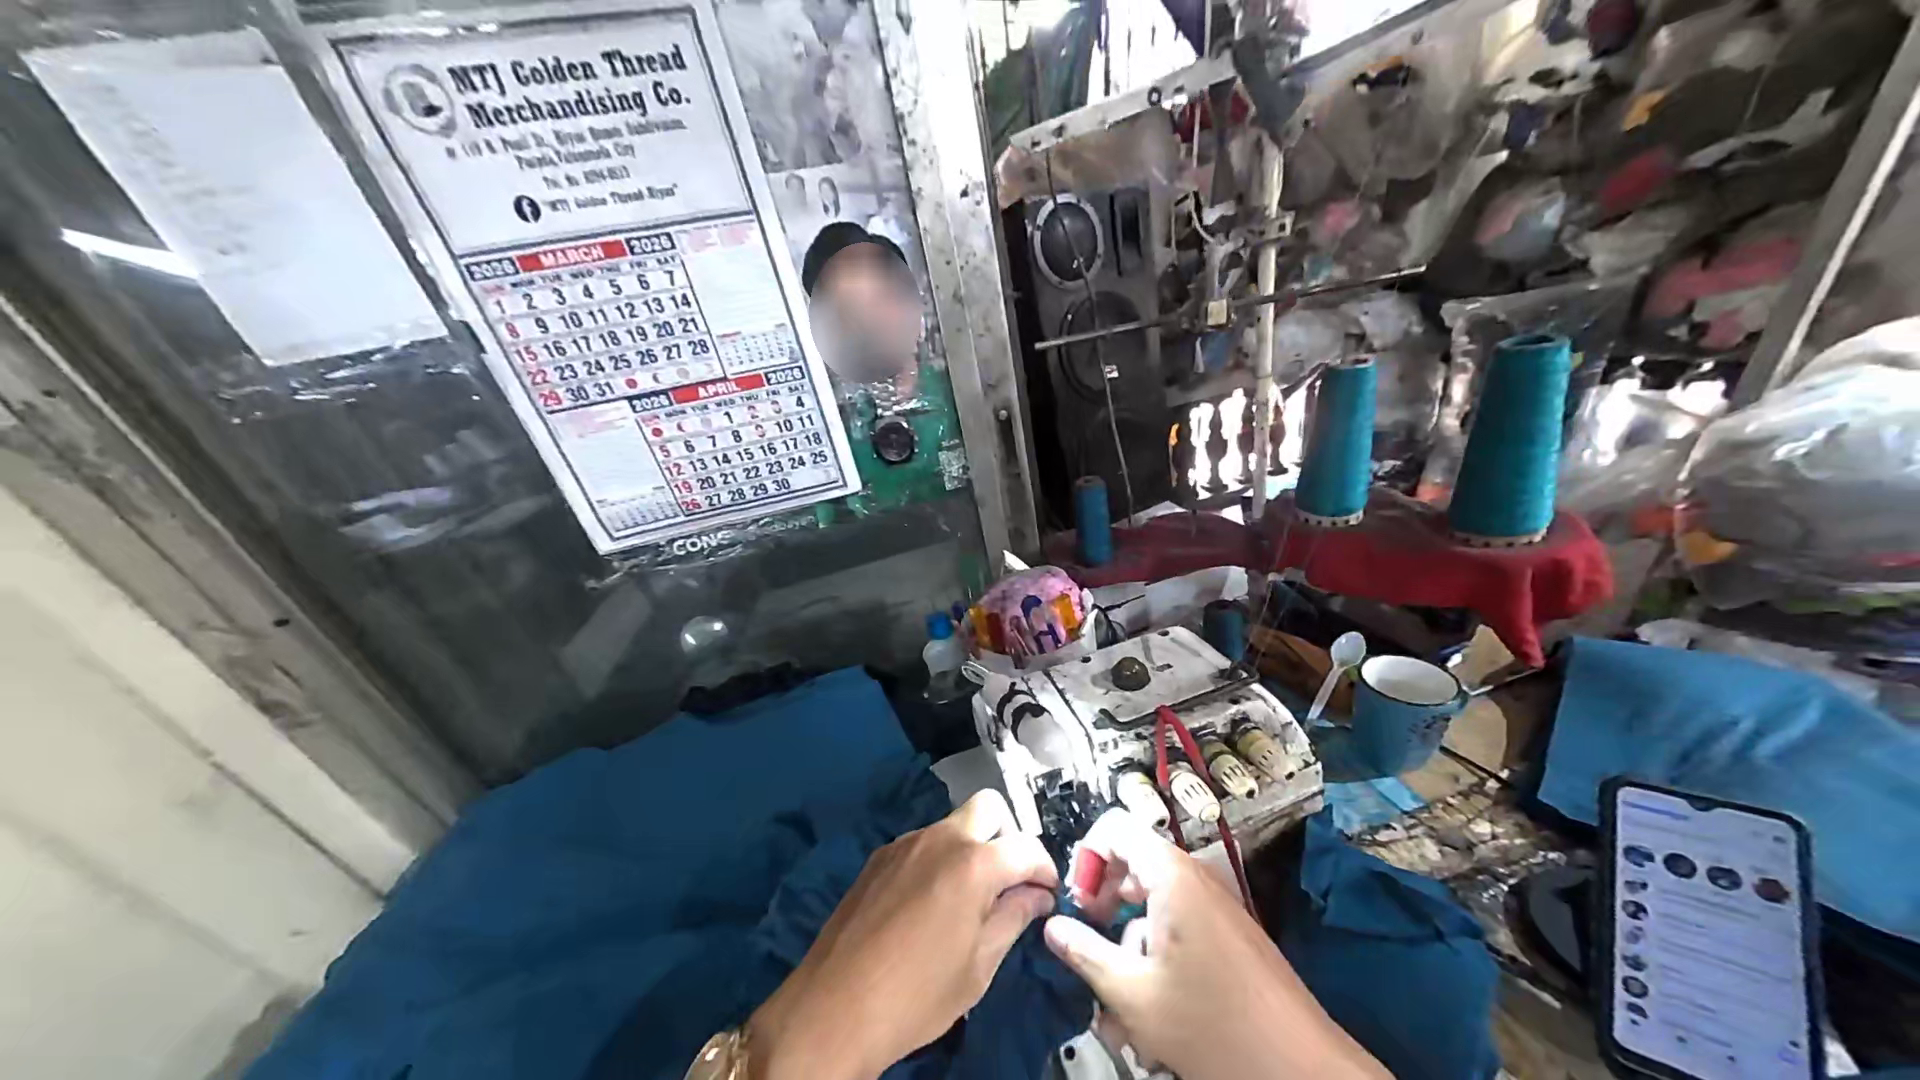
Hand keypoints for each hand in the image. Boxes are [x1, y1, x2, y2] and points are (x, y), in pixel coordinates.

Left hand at [747, 791, 1058, 1079]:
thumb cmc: (917, 995)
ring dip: (972, 848)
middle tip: (1009, 881)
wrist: (834, 1008)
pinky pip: (923, 843)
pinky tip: (929, 904)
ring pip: (953, 824)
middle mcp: (940, 838)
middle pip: (989, 807)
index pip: (1026, 846)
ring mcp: (906, 843)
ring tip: (969, 899)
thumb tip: (1036, 895)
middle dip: (1008, 836)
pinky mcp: (880, 856)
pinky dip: (939, 860)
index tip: (1046, 895)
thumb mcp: (979, 966)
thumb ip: (1014, 918)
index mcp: (973, 863)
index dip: (1045, 869)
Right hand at [1043, 810, 1389, 1079]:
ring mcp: (1213, 904)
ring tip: (1117, 984)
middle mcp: (1194, 877)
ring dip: (1126, 932)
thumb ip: (1084, 952)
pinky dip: (1153, 946)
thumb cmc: (1214, 1026)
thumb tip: (1054, 927)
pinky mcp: (1225, 932)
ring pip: (1151, 897)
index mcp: (1170, 874)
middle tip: (1091, 939)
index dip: (1085, 859)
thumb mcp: (1133, 992)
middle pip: (1130, 860)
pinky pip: (1175, 919)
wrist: (1301, 1070)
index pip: (1113, 828)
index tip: (1079, 904)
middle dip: (1103, 899)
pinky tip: (1149, 998)